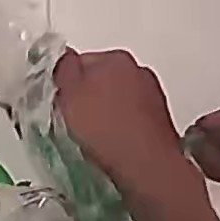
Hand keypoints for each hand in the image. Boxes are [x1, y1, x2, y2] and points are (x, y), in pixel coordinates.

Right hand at [53, 49, 199, 202]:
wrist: (144, 163)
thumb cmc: (102, 128)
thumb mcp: (69, 95)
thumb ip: (63, 68)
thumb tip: (62, 57)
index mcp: (114, 58)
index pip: (80, 62)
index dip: (65, 83)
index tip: (59, 102)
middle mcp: (138, 70)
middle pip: (101, 77)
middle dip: (87, 94)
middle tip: (73, 119)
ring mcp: (152, 93)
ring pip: (117, 97)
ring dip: (105, 109)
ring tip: (93, 134)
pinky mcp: (160, 118)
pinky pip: (131, 115)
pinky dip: (121, 123)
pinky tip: (112, 141)